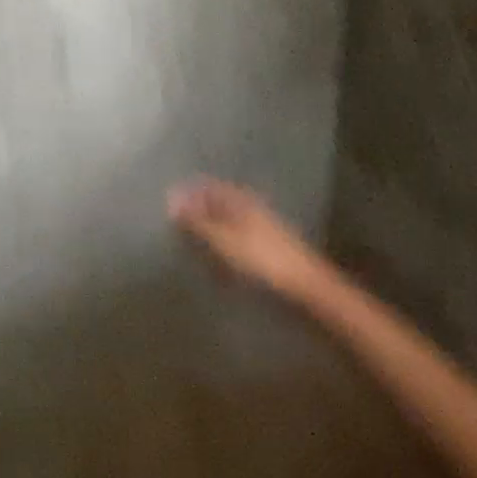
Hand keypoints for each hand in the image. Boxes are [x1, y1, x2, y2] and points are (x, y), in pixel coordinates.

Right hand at [169, 178, 335, 299]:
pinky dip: (223, 245)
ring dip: (211, 228)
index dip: (189, 191)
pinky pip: (238, 240)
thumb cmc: (262, 262)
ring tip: (191, 241)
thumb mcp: (224, 241)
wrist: (308, 291)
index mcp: (242, 200)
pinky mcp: (269, 251)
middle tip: (175, 222)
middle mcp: (253, 209)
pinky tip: (216, 259)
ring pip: (230, 221)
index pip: (210, 186)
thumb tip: (171, 200)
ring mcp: (264, 230)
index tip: (168, 202)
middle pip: (220, 202)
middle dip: (199, 209)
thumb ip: (197, 221)